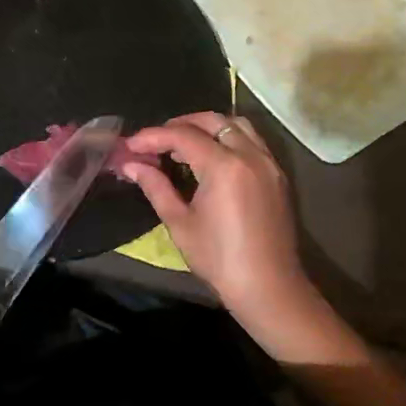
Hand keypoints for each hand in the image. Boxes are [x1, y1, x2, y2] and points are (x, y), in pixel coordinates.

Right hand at [123, 113, 311, 324]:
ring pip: (236, 126)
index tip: (130, 145)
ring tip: (181, 145)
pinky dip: (226, 139)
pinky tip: (208, 158)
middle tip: (153, 141)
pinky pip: (250, 141)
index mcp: (224, 167)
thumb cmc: (217, 257)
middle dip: (179, 124)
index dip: (152, 136)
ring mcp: (268, 163)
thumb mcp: (179, 222)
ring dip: (206, 128)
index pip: (183, 136)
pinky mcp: (276, 175)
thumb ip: (156, 187)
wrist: (267, 285)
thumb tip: (131, 166)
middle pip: (212, 121)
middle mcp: (250, 155)